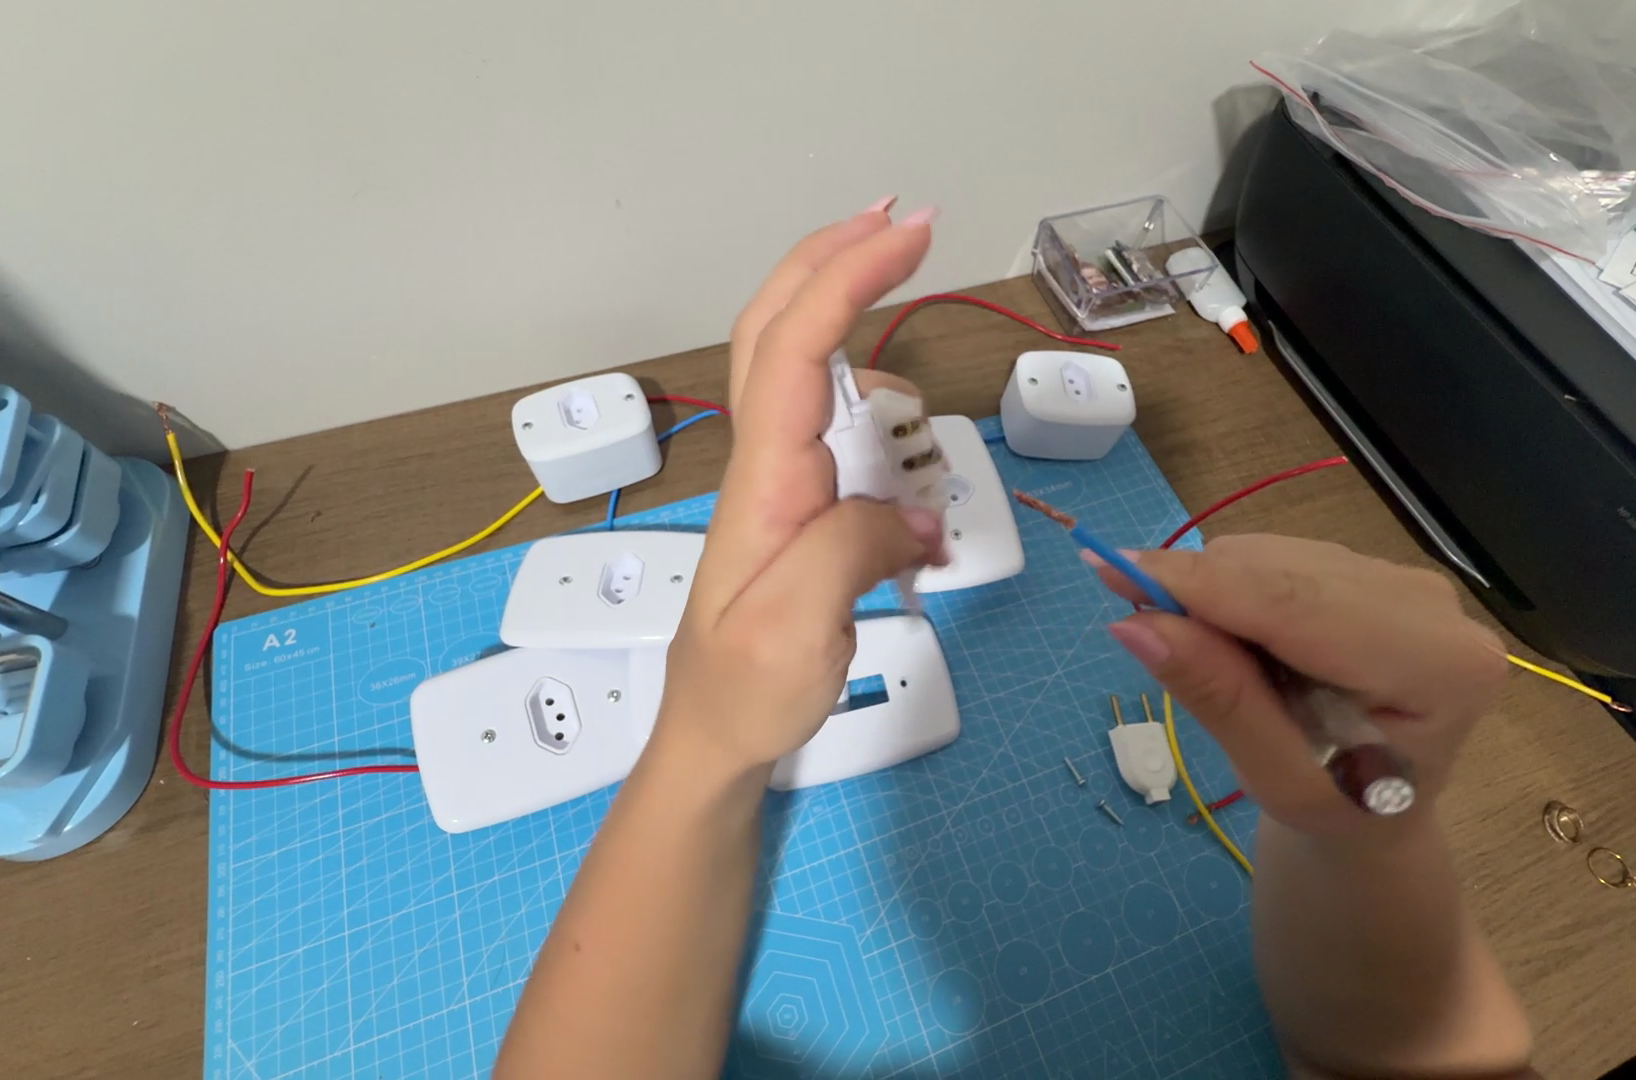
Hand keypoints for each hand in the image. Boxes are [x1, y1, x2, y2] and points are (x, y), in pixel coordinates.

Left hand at [653, 202, 946, 774]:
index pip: (794, 348)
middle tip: (895, 220)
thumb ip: (856, 549)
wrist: (715, 734)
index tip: (910, 234)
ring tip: (894, 279)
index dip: (848, 278)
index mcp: (766, 480)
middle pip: (773, 330)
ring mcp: (782, 484)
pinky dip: (867, 392)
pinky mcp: (802, 509)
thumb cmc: (746, 687)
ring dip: (843, 311)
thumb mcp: (799, 625)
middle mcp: (768, 465)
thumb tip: (920, 518)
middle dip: (828, 259)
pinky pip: (832, 427)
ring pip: (798, 369)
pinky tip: (899, 417)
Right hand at [1096, 535, 1506, 835]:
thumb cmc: (1337, 806)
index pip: (1291, 602)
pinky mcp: (1364, 569)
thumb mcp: (1276, 777)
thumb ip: (1217, 696)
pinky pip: (1268, 556)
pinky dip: (1227, 588)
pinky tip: (1238, 639)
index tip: (1108, 567)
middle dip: (1195, 593)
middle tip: (1145, 632)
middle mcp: (1426, 603)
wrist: (1377, 805)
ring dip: (1210, 594)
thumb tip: (1135, 625)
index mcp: (1434, 663)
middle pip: (1274, 568)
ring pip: (1263, 554)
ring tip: (1215, 661)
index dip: (1194, 583)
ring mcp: (1398, 578)